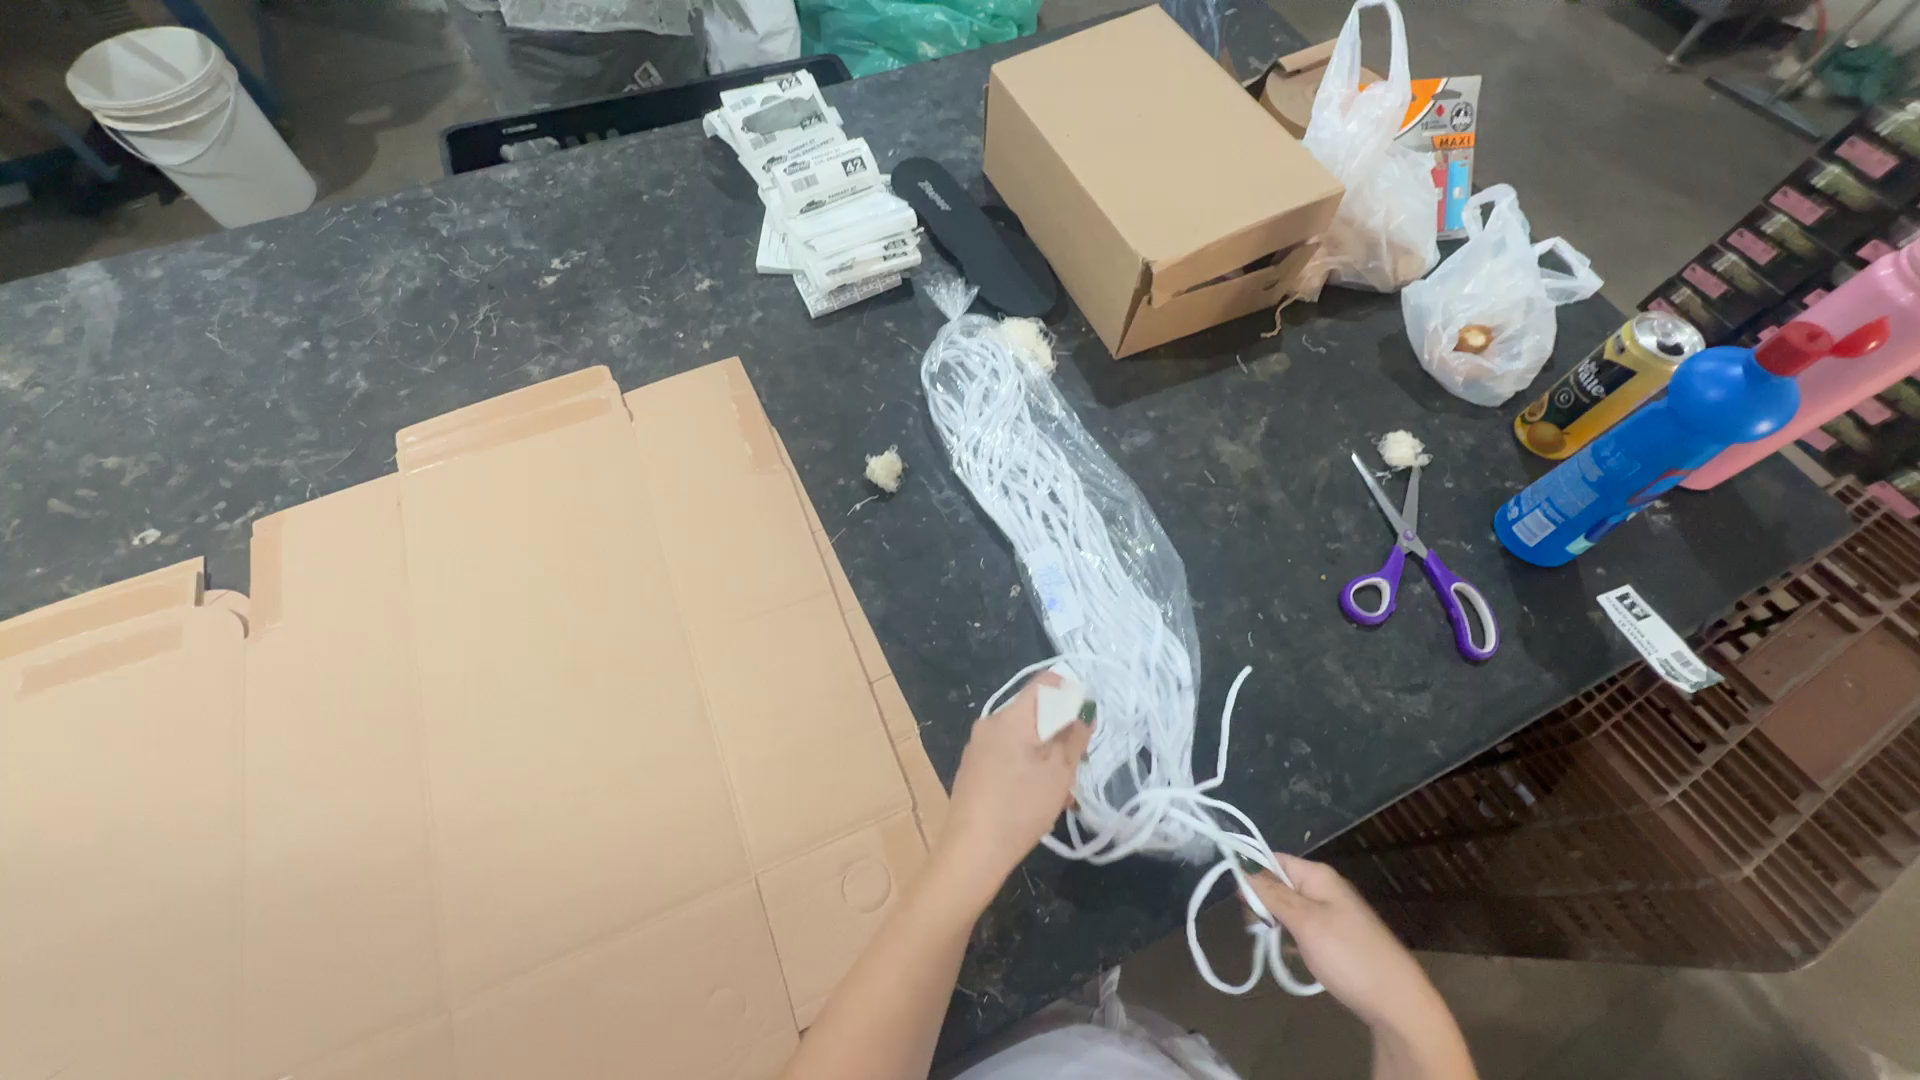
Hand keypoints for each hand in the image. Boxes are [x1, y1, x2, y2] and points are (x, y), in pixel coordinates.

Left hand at [936, 673, 1091, 901]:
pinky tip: (1037, 800)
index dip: (1071, 693)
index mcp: (1011, 716)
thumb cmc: (1021, 806)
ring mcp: (978, 747)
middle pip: (1035, 712)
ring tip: (1061, 792)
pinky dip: (1028, 768)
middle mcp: (990, 723)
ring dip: (1047, 756)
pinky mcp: (973, 769)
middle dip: (1060, 732)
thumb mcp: (1059, 772)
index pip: (1045, 683)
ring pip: (1023, 738)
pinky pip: (1008, 755)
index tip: (1086, 722)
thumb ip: (1074, 737)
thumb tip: (1082, 713)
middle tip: (1076, 766)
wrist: (972, 850)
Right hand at [1246, 854, 1444, 1034]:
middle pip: (1278, 883)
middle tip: (1258, 928)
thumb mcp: (1304, 921)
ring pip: (1288, 908)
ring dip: (1275, 923)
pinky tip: (1290, 955)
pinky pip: (1302, 927)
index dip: (1251, 873)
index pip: (1272, 859)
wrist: (1397, 1003)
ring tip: (1273, 944)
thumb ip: (1270, 893)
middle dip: (1262, 902)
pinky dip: (1291, 938)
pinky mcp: (1335, 937)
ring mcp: (1331, 913)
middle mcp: (1324, 888)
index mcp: (1317, 875)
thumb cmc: (1348, 955)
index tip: (1239, 900)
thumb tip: (1241, 867)